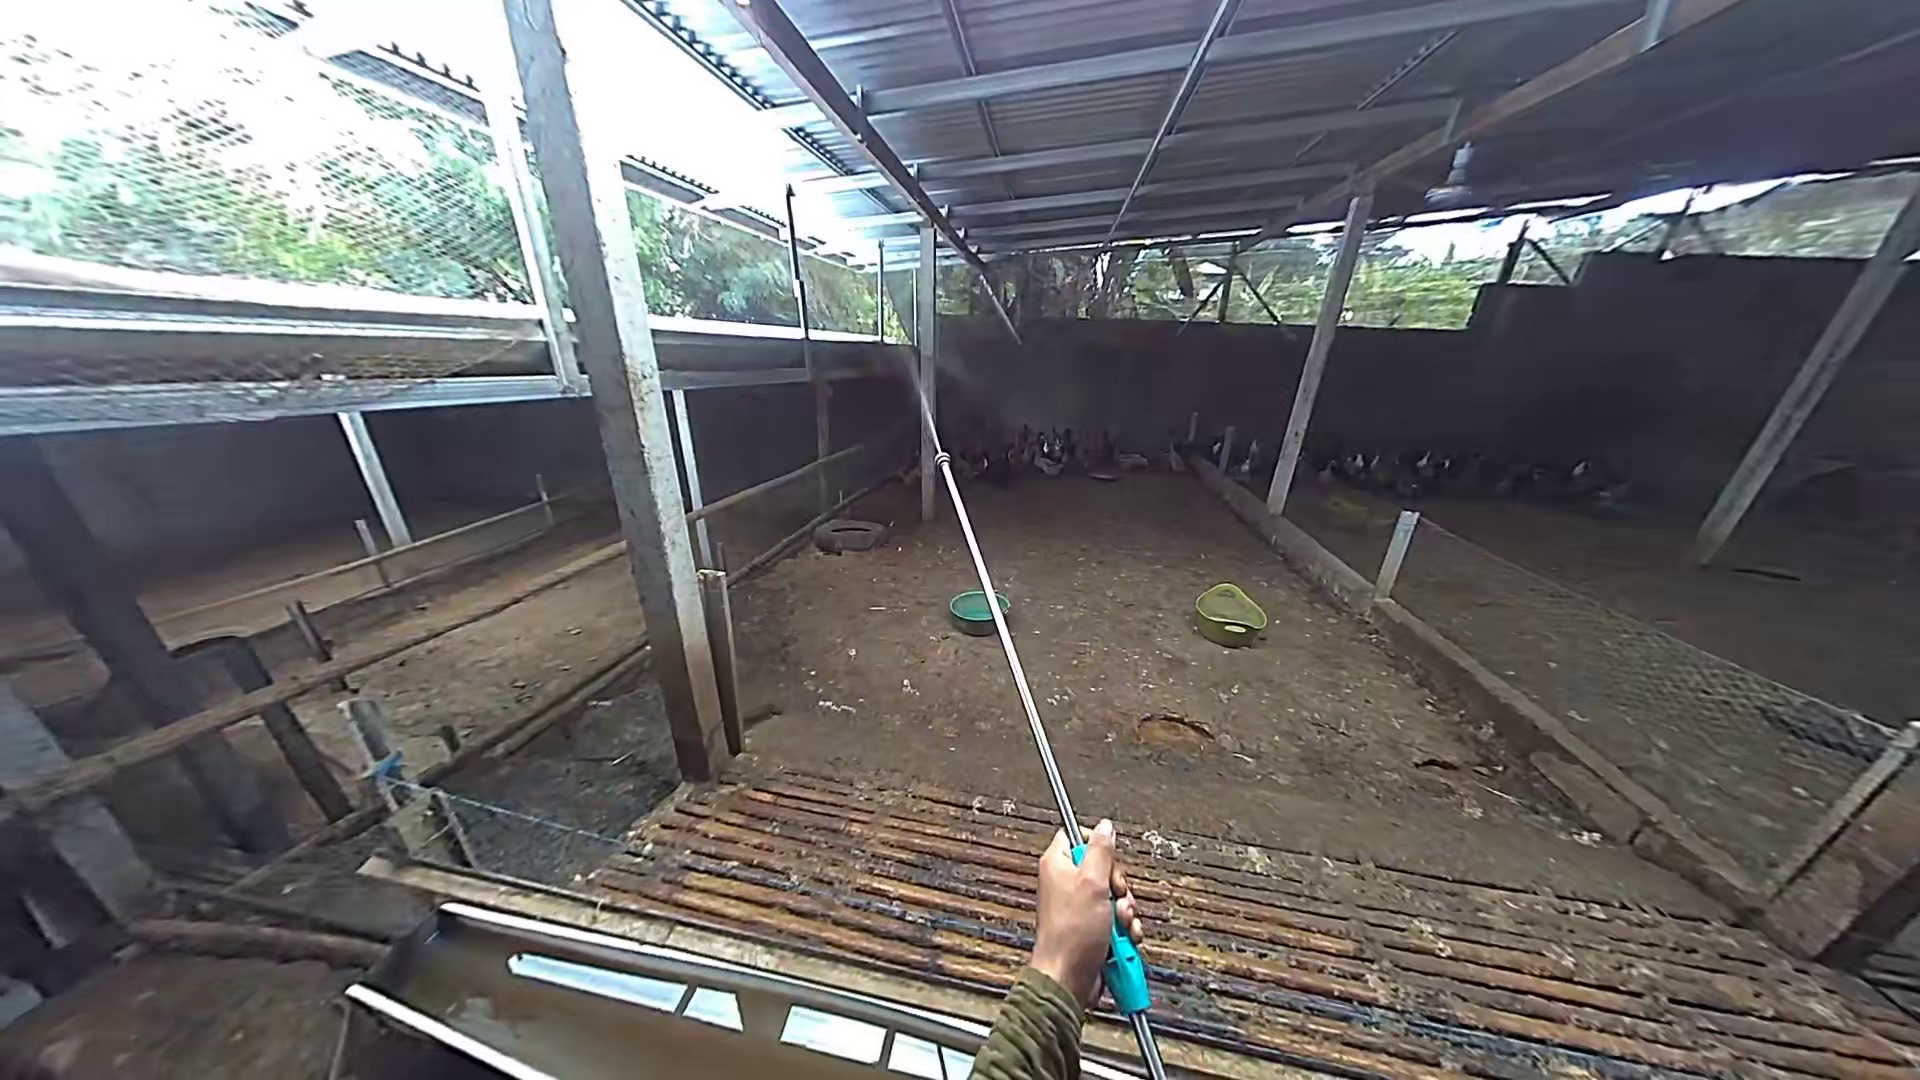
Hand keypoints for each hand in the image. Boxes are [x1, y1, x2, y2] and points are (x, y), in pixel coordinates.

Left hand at [1029, 820, 1143, 1006]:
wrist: (1069, 979)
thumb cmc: (1071, 933)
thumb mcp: (1092, 882)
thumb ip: (1101, 851)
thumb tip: (1105, 826)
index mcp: (1058, 863)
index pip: (1079, 836)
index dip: (1099, 846)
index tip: (1107, 861)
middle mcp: (1067, 882)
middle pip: (1103, 868)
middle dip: (1118, 886)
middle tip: (1115, 897)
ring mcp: (1079, 906)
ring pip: (1113, 896)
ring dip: (1124, 911)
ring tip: (1119, 923)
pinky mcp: (1091, 928)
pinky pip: (1115, 920)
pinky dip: (1124, 930)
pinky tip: (1124, 939)